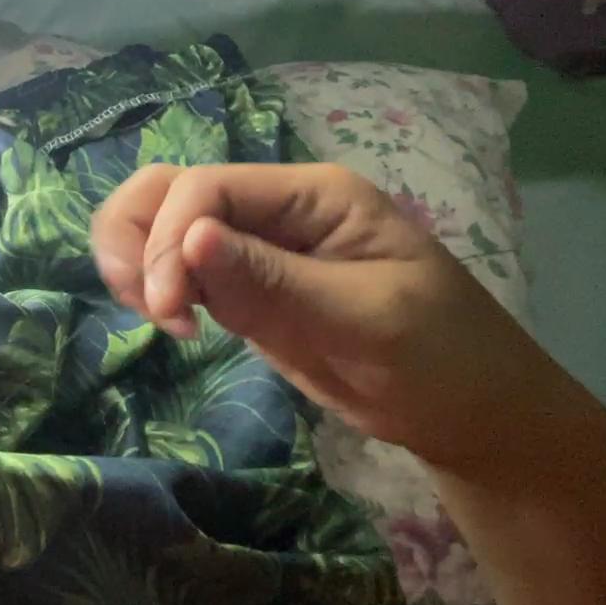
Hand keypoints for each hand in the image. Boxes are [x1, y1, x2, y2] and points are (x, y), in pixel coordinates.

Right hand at [90, 163, 592, 475]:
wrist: (470, 418)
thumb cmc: (442, 362)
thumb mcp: (365, 318)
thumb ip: (271, 279)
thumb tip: (188, 239)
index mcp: (310, 193)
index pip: (206, 187)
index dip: (169, 238)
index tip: (168, 308)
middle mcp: (270, 204)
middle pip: (167, 188)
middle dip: (139, 239)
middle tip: (149, 305)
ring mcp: (249, 242)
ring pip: (156, 220)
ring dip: (135, 257)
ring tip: (152, 313)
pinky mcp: (235, 281)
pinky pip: (173, 263)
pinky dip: (150, 282)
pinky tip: (167, 318)